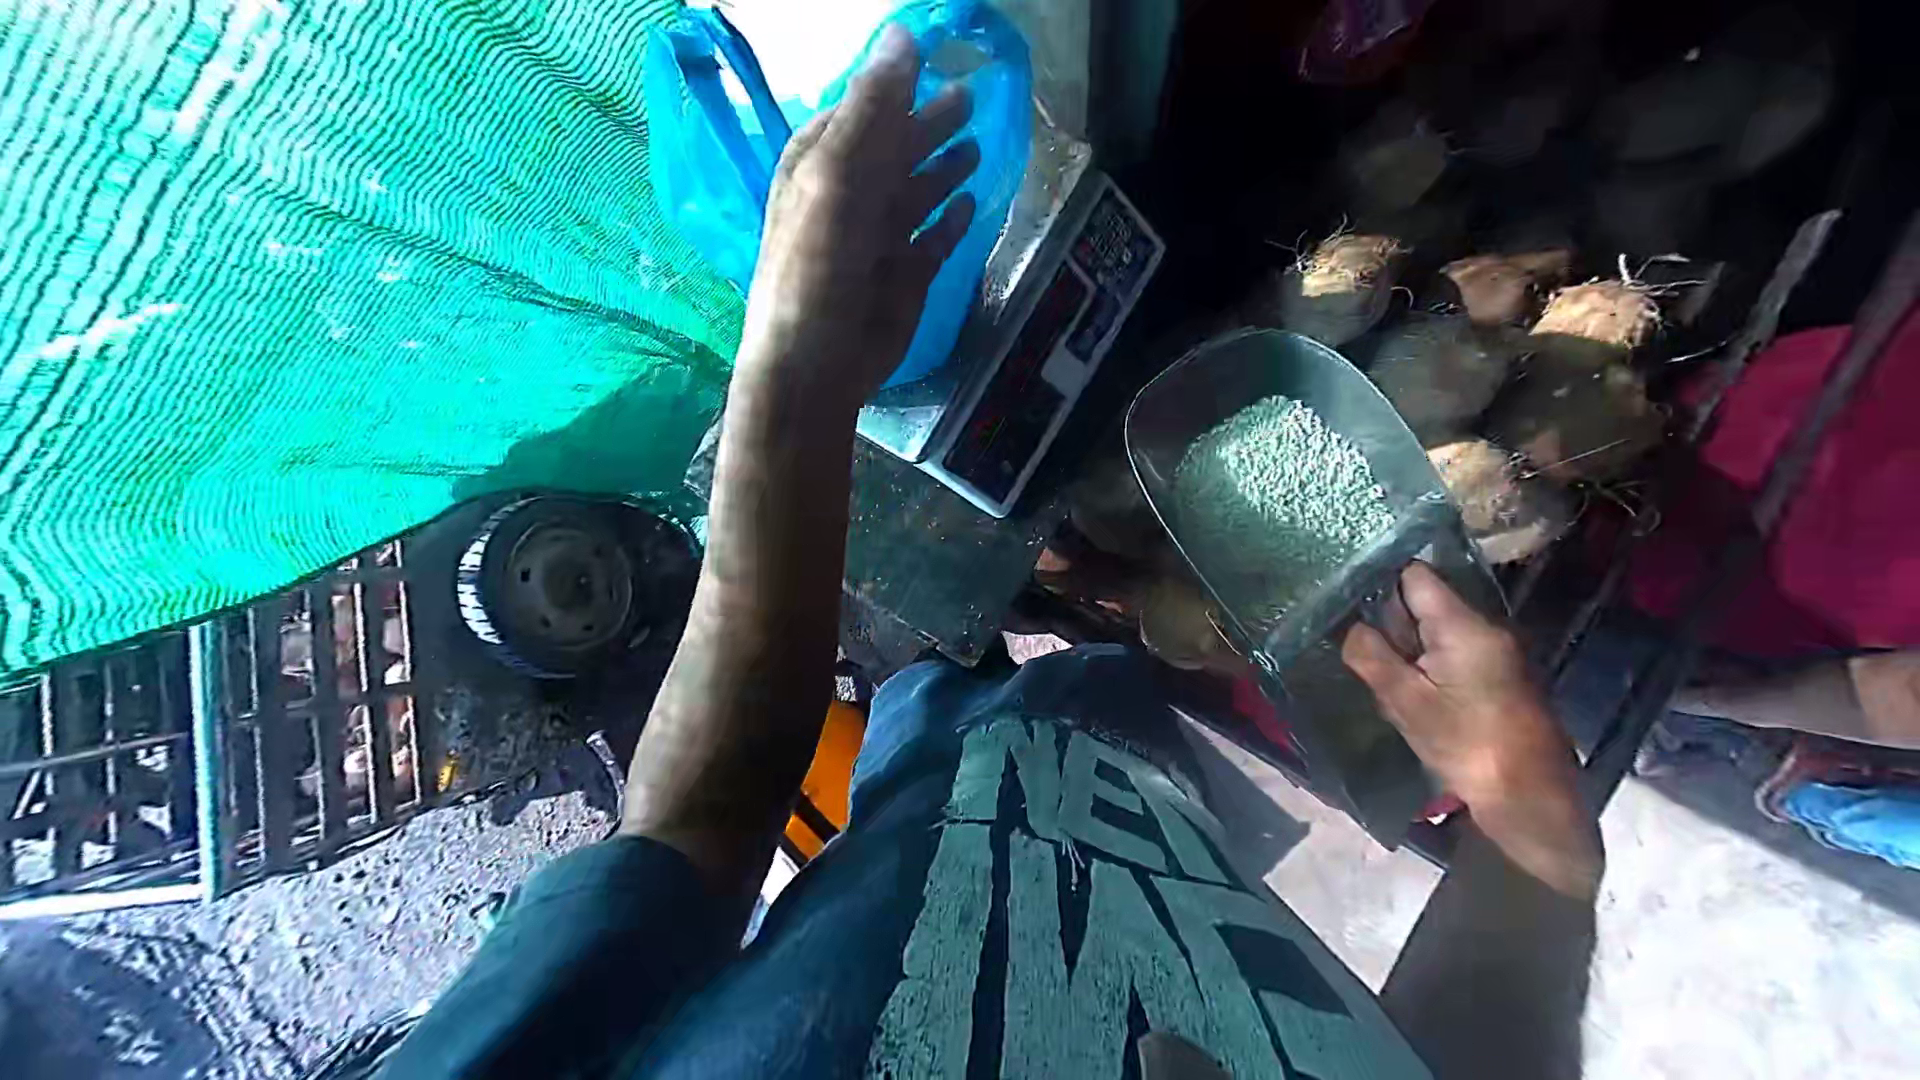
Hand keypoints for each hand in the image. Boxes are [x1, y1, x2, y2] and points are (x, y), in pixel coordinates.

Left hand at [734, 23, 978, 412]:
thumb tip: (903, 35)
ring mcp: (880, 242)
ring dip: (942, 170)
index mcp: (819, 166)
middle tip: (967, 98)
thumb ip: (871, 110)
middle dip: (927, 126)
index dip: (891, 89)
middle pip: (895, 152)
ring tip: (974, 145)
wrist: (818, 360)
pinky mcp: (906, 279)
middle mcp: (850, 199)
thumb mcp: (835, 178)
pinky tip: (966, 205)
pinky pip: (932, 242)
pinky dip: (947, 224)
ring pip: (917, 194)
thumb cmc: (817, 266)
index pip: (858, 114)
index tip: (929, 59)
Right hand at [1343, 562, 1600, 895]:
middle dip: (1386, 618)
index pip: (1414, 575)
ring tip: (1378, 669)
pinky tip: (1404, 687)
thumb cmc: (1467, 745)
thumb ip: (1369, 654)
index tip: (1343, 589)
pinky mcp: (1494, 672)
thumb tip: (1347, 624)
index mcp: (1464, 627)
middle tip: (1355, 641)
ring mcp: (1493, 650)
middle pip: (1421, 600)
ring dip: (1401, 642)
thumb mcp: (1403, 701)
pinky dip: (1420, 659)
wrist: (1532, 799)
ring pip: (1430, 627)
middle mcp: (1484, 628)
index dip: (1378, 576)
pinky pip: (1445, 648)